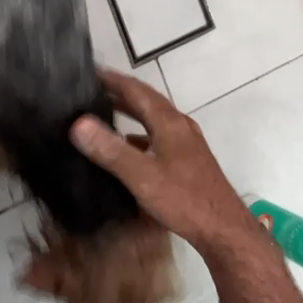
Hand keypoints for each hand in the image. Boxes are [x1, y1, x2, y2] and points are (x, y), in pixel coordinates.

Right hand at [70, 69, 255, 252]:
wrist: (224, 230)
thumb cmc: (184, 199)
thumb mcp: (142, 176)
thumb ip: (110, 150)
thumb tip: (78, 123)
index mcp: (169, 122)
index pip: (137, 90)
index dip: (113, 80)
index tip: (91, 71)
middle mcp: (180, 126)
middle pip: (147, 101)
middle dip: (121, 93)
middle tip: (94, 89)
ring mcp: (187, 144)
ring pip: (155, 119)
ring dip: (132, 113)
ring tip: (107, 112)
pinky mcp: (190, 161)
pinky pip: (159, 137)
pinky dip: (140, 134)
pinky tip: (130, 148)